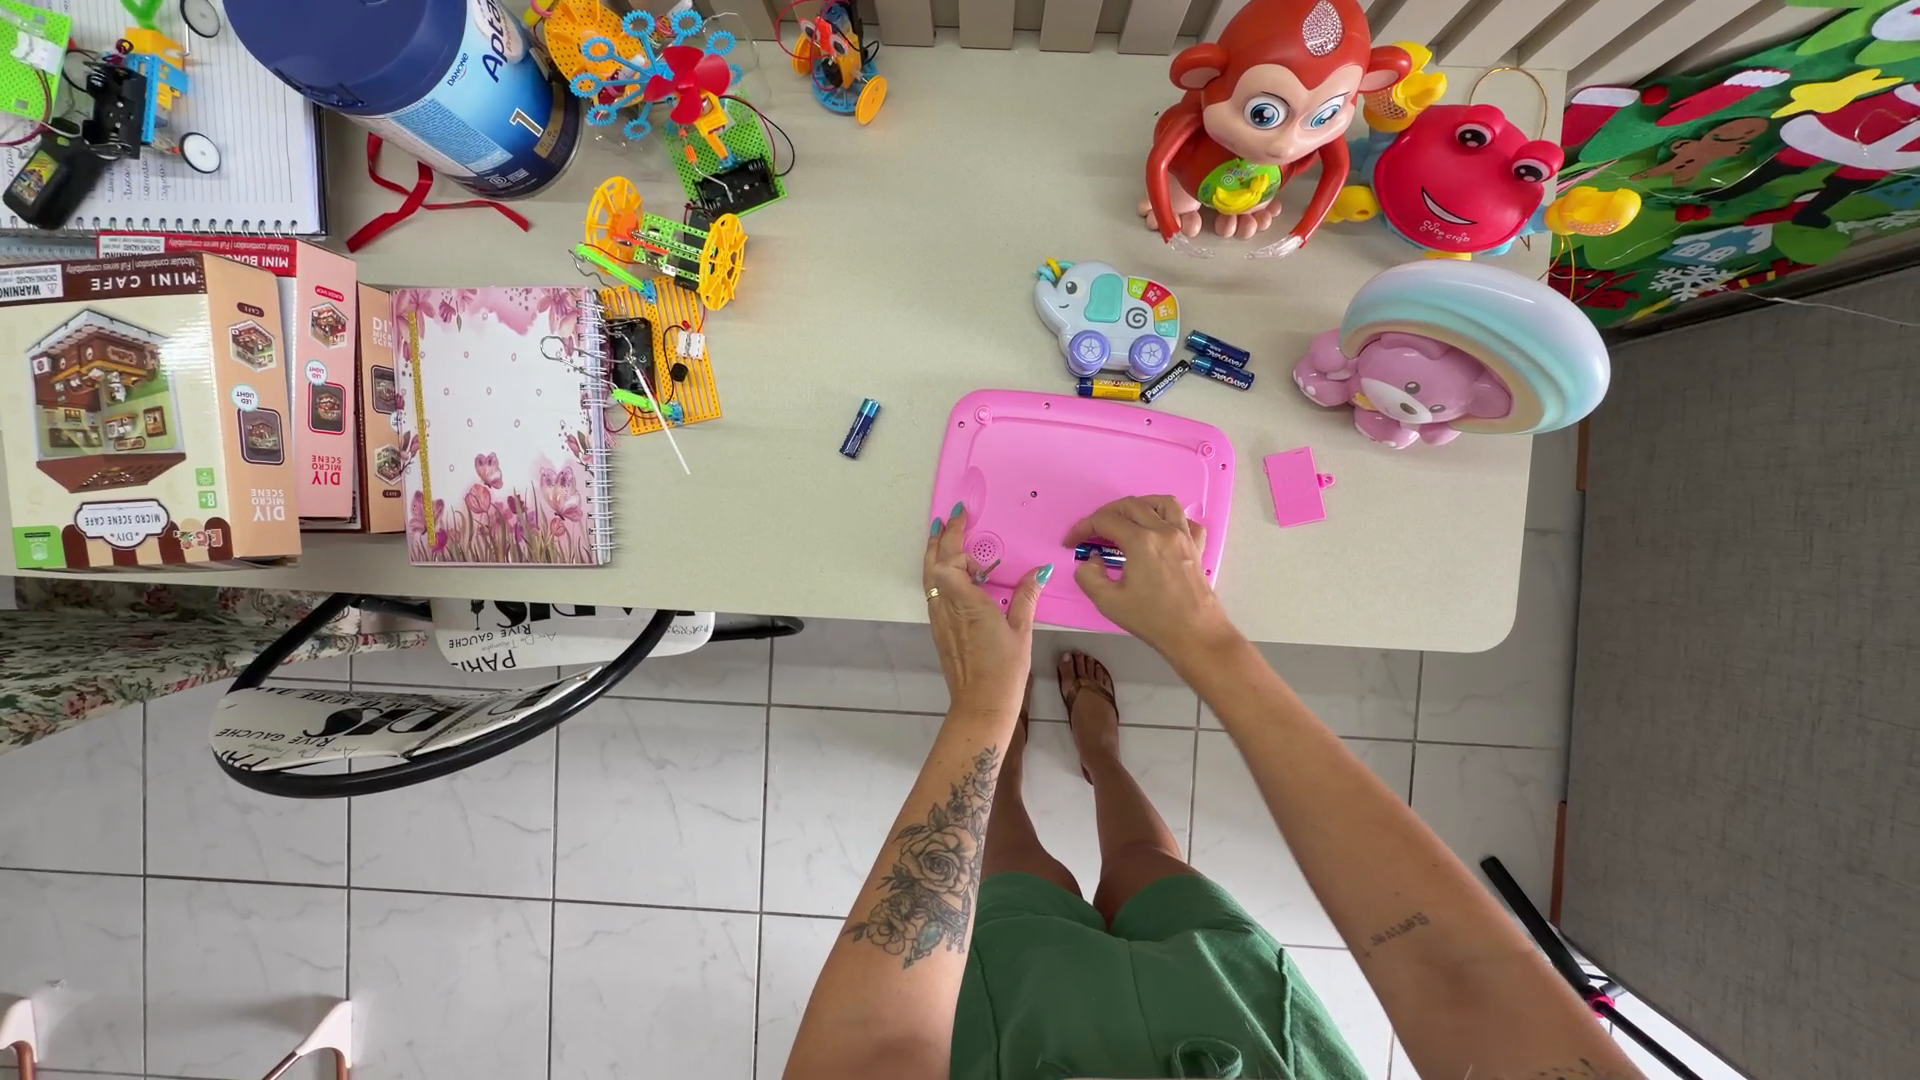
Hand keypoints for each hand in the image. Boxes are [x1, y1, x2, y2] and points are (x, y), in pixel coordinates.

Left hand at [924, 503, 1051, 720]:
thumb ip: (1027, 596)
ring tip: (945, 537)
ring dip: (935, 555)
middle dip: (940, 539)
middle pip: (934, 564)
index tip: (961, 516)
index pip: (950, 560)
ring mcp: (940, 619)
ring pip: (930, 578)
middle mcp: (947, 607)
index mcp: (967, 603)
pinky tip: (955, 573)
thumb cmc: (1004, 670)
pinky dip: (940, 574)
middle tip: (949, 520)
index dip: (953, 536)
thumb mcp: (1021, 630)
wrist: (981, 704)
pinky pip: (935, 593)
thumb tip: (1038, 571)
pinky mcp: (940, 629)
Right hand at [1065, 496, 1235, 660]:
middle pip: (1130, 505)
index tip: (1071, 542)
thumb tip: (1093, 560)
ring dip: (1139, 505)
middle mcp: (1163, 530)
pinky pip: (1186, 521)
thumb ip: (1088, 576)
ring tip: (1127, 520)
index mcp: (1140, 541)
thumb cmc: (1152, 619)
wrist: (1195, 634)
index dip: (1082, 528)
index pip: (1104, 521)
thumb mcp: (1108, 602)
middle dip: (1105, 514)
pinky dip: (1171, 519)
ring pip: (1162, 503)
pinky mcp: (1197, 547)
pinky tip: (1161, 532)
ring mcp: (1184, 536)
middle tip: (1092, 531)